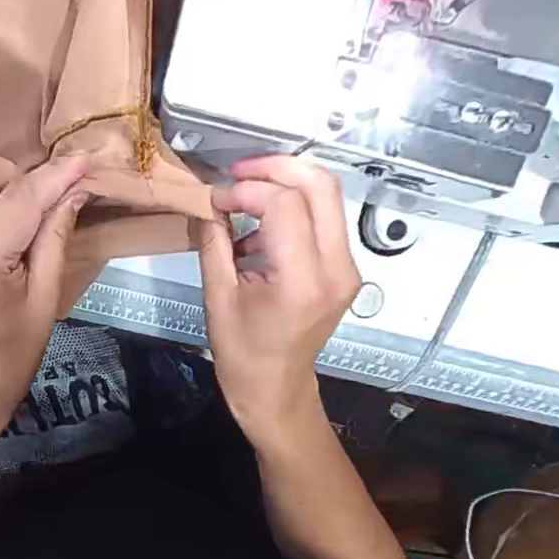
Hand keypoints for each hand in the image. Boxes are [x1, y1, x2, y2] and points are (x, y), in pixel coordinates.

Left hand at [0, 147, 89, 459]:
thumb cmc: (14, 356)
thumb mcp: (45, 300)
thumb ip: (54, 238)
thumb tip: (73, 192)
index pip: (18, 199)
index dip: (55, 176)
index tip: (84, 159)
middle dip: (10, 175)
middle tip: (37, 210)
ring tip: (19, 225)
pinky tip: (1, 234)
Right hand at [197, 156, 360, 450]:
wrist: (276, 390)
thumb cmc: (242, 354)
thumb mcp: (218, 298)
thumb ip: (214, 243)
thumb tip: (210, 201)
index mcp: (303, 281)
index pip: (285, 205)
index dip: (247, 190)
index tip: (217, 199)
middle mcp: (336, 269)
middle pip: (320, 185)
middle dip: (276, 167)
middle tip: (238, 173)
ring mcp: (347, 268)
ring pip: (328, 196)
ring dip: (286, 185)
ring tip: (244, 198)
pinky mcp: (345, 269)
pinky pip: (325, 219)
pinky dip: (293, 208)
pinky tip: (260, 227)